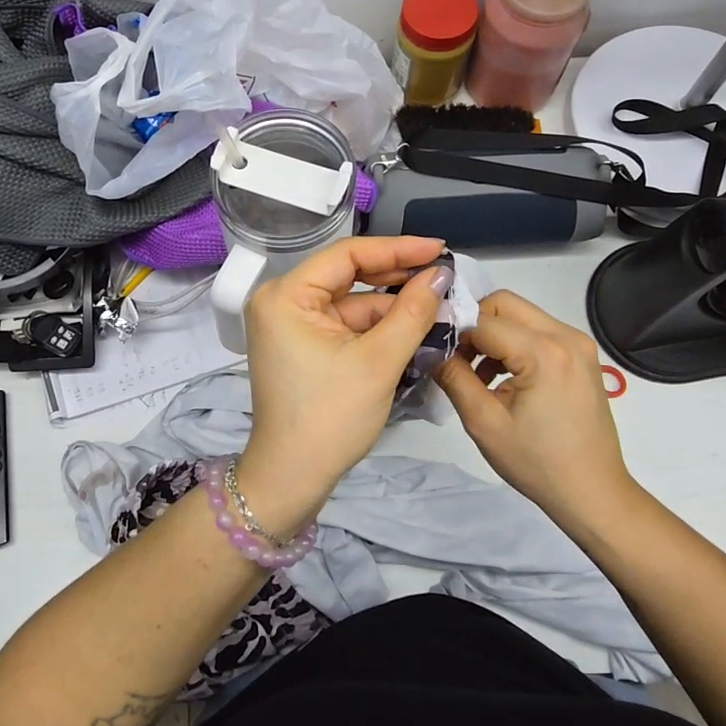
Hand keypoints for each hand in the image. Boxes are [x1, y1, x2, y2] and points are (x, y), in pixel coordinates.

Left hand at [237, 236, 451, 535]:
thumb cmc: (330, 417)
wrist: (293, 476)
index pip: (347, 255)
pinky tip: (415, 323)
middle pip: (348, 275)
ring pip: (351, 302)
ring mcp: (291, 325)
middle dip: (397, 276)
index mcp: (286, 296)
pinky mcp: (302, 346)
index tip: (439, 249)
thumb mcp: (378, 361)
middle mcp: (282, 302)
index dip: (397, 249)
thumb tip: (440, 274)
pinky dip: (378, 326)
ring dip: (392, 304)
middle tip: (444, 272)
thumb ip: (412, 311)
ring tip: (439, 299)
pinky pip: (345, 324)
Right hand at [433, 291, 639, 520]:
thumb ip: (454, 377)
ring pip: (521, 316)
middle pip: (504, 304)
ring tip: (476, 374)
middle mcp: (566, 336)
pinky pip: (538, 331)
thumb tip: (431, 347)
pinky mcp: (582, 356)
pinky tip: (501, 378)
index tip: (431, 349)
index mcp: (544, 352)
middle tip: (455, 359)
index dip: (452, 330)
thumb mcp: (484, 422)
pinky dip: (514, 344)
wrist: (593, 492)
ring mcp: (579, 344)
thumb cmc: (537, 463)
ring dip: (493, 335)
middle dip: (473, 325)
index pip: (483, 320)